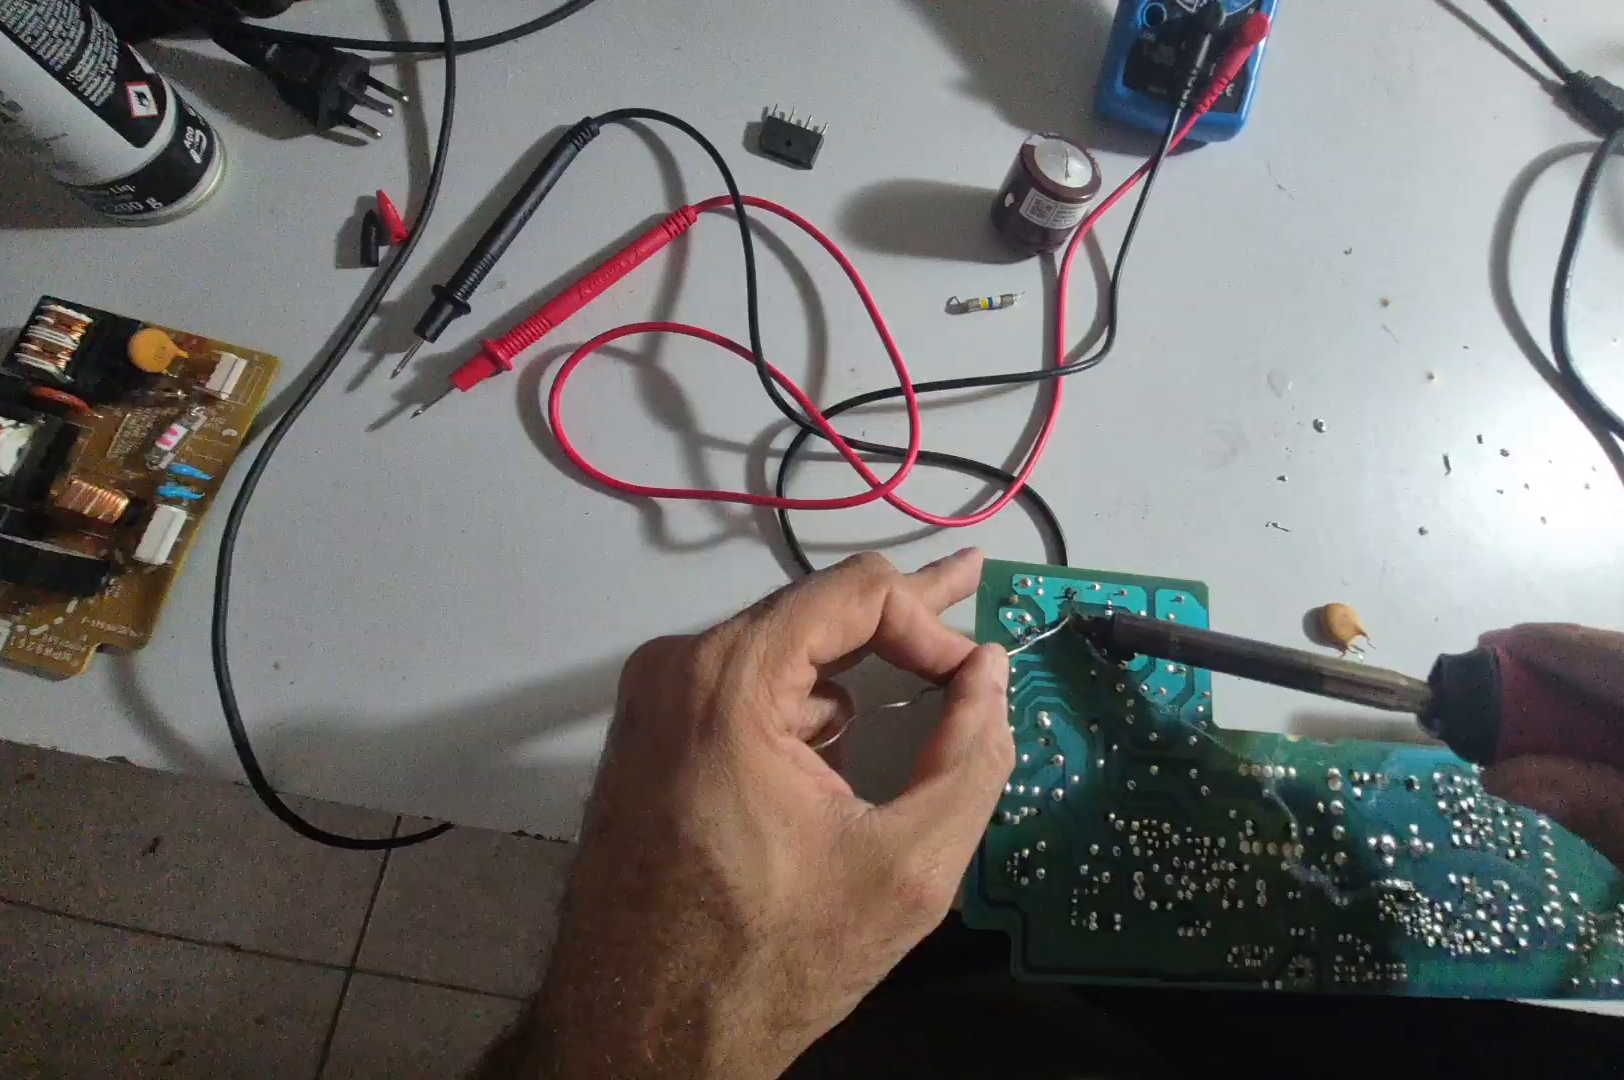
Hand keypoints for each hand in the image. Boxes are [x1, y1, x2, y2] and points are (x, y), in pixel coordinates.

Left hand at [501, 550, 1012, 1079]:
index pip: (857, 592)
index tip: (971, 678)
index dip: (929, 620)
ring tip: (925, 671)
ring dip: (860, 664)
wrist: (635, 1039)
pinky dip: (811, 702)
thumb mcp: (905, 871)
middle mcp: (681, 663)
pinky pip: (754, 685)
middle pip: (819, 607)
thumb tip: (989, 670)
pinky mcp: (657, 725)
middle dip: (905, 616)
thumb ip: (970, 757)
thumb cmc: (768, 961)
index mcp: (728, 680)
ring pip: (789, 644)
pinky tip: (840, 744)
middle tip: (970, 580)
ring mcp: (660, 693)